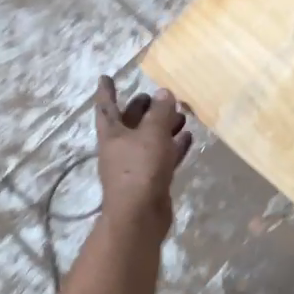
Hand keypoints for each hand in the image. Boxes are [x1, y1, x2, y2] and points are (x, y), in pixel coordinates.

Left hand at [95, 77, 192, 230]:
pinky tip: (188, 137)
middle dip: (142, 108)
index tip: (105, 77)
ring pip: (149, 139)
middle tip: (156, 95)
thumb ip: (160, 112)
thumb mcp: (152, 134)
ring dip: (163, 126)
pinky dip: (174, 146)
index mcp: (112, 134)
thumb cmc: (140, 169)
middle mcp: (120, 148)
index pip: (106, 107)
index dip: (106, 92)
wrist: (139, 216)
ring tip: (181, 114)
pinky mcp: (150, 179)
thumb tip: (163, 92)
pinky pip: (163, 156)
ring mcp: (135, 165)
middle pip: (130, 123)